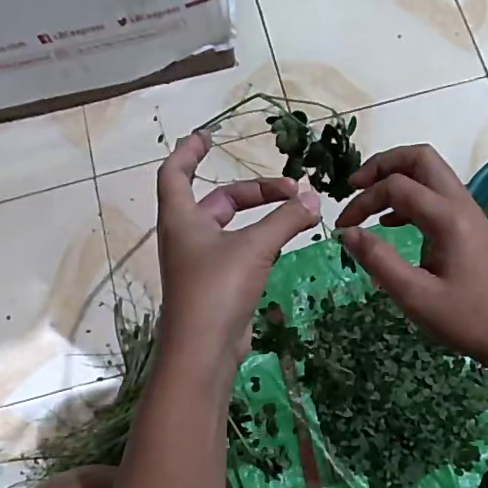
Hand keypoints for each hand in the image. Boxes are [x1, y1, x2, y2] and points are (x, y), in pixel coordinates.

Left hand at [155, 131, 319, 370]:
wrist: (204, 350)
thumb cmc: (217, 288)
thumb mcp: (255, 247)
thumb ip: (285, 219)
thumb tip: (312, 198)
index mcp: (181, 219)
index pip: (175, 173)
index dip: (189, 152)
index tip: (208, 137)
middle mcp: (186, 237)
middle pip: (217, 199)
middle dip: (254, 191)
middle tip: (292, 191)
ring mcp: (200, 263)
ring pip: (231, 228)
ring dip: (261, 217)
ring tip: (297, 213)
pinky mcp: (216, 285)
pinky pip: (238, 252)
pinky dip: (260, 242)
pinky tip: (284, 244)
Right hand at [336, 144, 487, 365]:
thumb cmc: (464, 319)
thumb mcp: (413, 295)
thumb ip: (377, 260)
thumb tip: (346, 233)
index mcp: (447, 219)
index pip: (396, 187)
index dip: (362, 201)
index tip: (342, 227)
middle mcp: (460, 205)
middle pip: (420, 158)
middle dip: (382, 166)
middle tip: (353, 187)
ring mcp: (467, 213)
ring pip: (429, 173)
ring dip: (395, 178)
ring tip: (366, 202)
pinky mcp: (467, 226)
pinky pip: (435, 194)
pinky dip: (408, 197)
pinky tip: (389, 224)